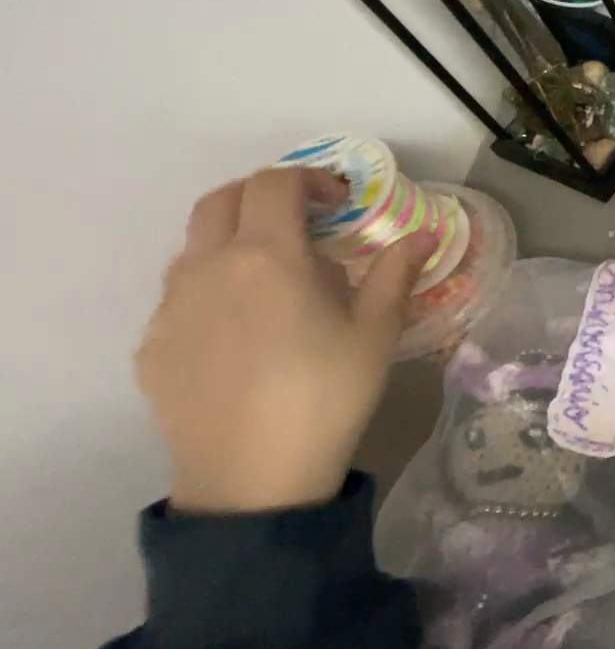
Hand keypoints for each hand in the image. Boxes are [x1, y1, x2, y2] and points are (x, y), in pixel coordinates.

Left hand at [138, 168, 434, 513]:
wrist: (254, 469)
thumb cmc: (331, 391)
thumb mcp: (378, 330)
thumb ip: (396, 272)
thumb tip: (424, 234)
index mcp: (268, 257)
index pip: (275, 185)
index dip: (310, 179)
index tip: (343, 201)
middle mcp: (208, 266)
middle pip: (221, 200)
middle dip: (265, 195)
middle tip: (308, 220)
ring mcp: (171, 304)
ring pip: (197, 246)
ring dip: (238, 239)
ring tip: (283, 278)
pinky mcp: (155, 340)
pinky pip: (185, 293)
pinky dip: (220, 286)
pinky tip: (253, 328)